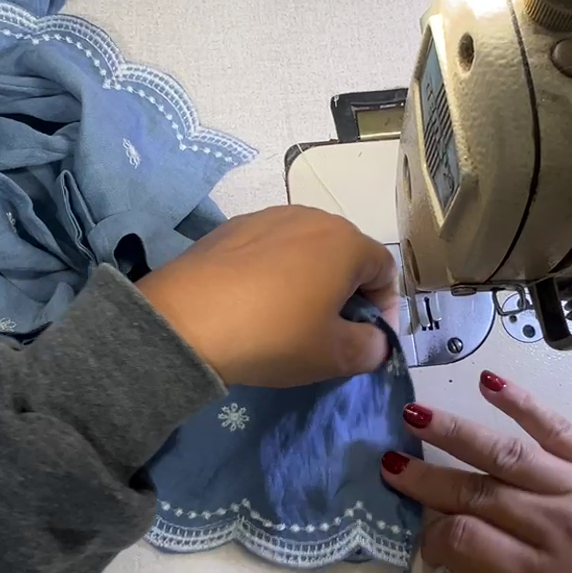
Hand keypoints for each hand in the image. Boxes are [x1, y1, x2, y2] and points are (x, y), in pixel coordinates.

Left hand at [135, 205, 397, 388]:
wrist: (186, 320)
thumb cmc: (274, 335)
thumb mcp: (332, 355)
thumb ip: (369, 347)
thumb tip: (375, 340)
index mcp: (346, 242)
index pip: (385, 269)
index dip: (385, 307)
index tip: (370, 339)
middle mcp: (312, 217)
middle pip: (346, 253)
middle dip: (348, 290)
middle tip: (331, 330)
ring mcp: (269, 216)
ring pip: (306, 248)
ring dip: (310, 278)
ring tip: (290, 315)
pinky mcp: (232, 226)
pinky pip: (269, 248)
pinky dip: (274, 271)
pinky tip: (254, 301)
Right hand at [382, 372, 571, 572]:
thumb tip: (461, 555)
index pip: (464, 542)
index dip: (433, 537)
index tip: (423, 536)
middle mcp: (558, 528)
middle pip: (476, 492)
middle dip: (425, 477)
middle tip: (388, 462)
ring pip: (506, 454)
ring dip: (455, 432)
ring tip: (414, 415)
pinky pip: (559, 429)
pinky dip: (523, 404)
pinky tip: (490, 384)